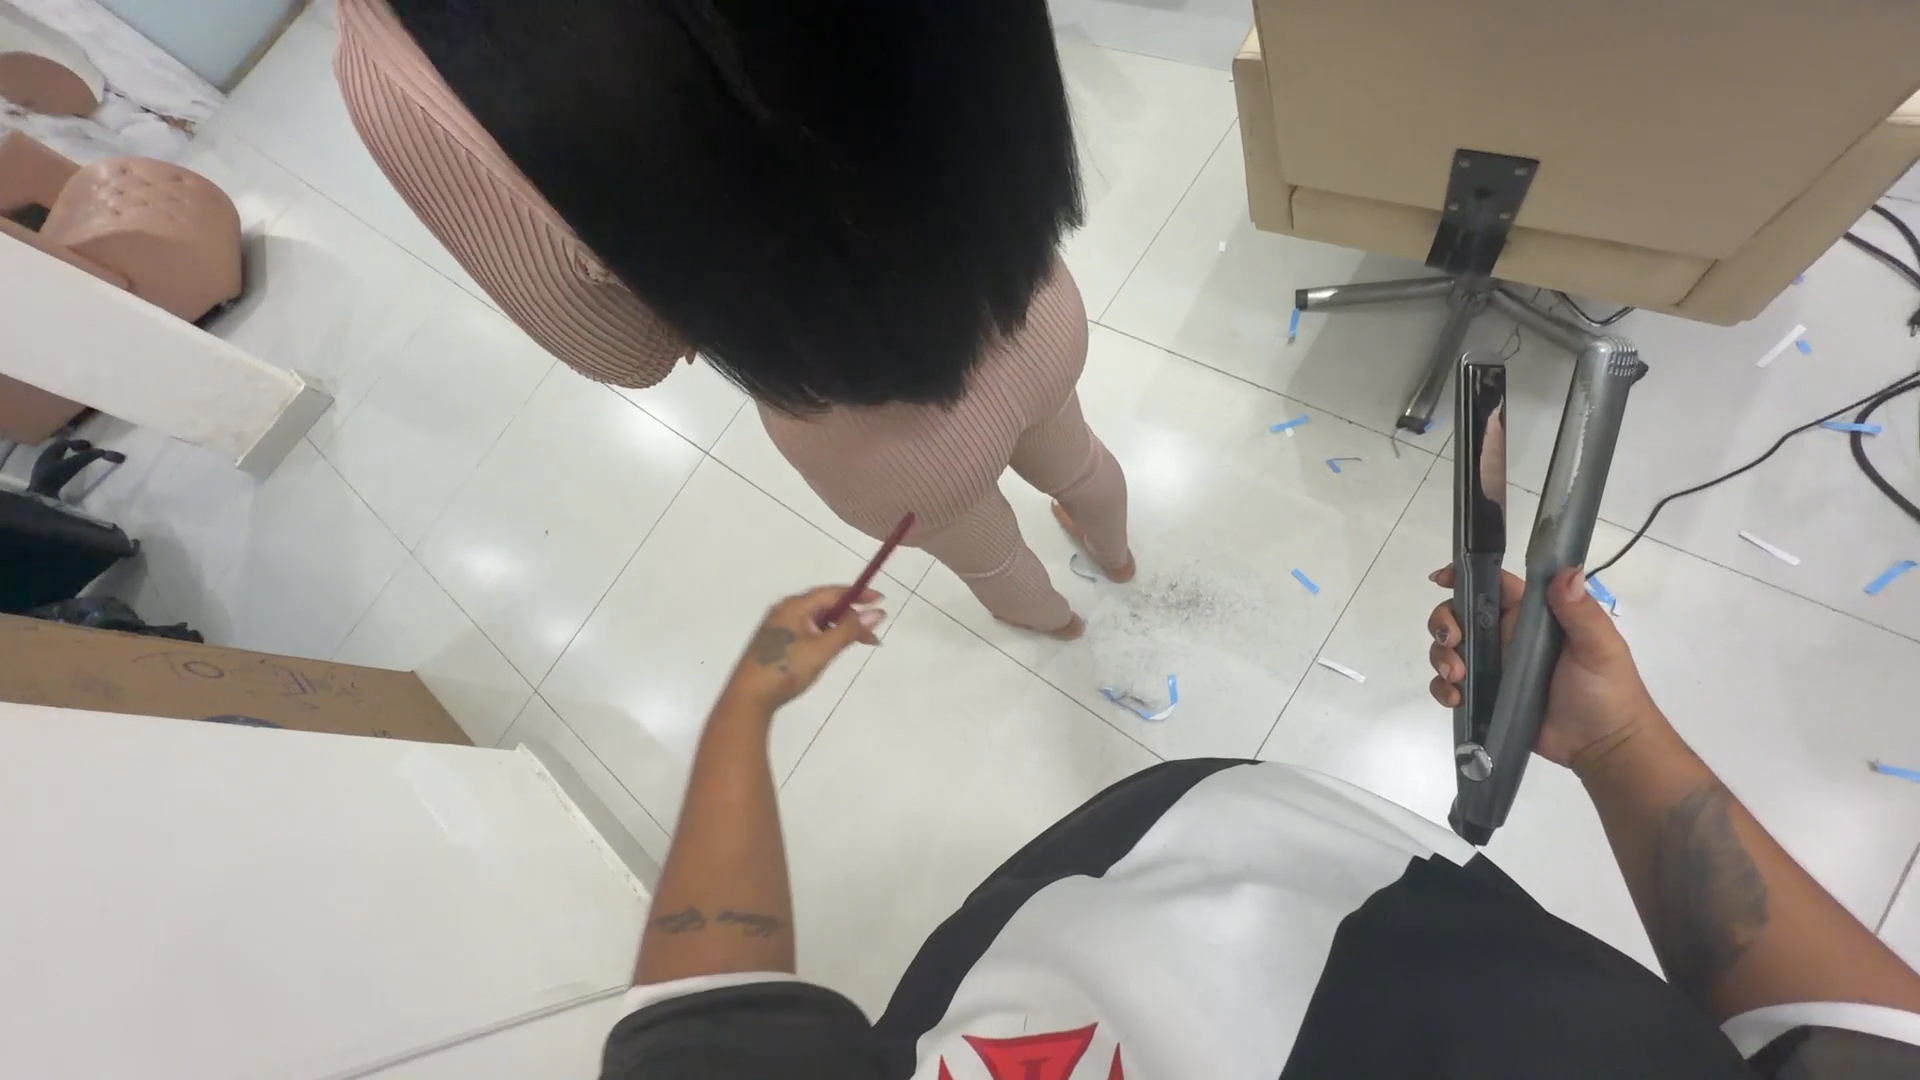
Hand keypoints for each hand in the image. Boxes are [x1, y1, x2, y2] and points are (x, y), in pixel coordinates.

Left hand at [724, 586, 884, 710]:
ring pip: (817, 620)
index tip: (881, 600)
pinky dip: (826, 637)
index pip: (832, 592)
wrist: (748, 699)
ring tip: (858, 644)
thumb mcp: (822, 649)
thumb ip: (850, 630)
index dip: (858, 595)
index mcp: (794, 606)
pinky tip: (833, 650)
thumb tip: (877, 613)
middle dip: (851, 617)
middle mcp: (785, 610)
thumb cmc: (785, 670)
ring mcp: (779, 627)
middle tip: (871, 635)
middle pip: (825, 605)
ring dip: (840, 629)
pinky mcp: (776, 643)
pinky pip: (808, 631)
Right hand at [1427, 565, 1664, 773]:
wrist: (1603, 746)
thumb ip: (1581, 612)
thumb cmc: (1607, 691)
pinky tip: (1456, 699)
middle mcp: (1504, 636)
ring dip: (1440, 657)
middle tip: (1452, 642)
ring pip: (1446, 648)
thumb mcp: (1600, 648)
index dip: (1464, 577)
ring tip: (1457, 677)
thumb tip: (1566, 572)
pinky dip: (1442, 688)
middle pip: (1457, 614)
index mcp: (1530, 617)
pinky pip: (1447, 684)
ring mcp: (1490, 665)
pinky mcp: (1481, 693)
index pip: (1492, 585)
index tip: (1441, 580)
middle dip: (1442, 623)